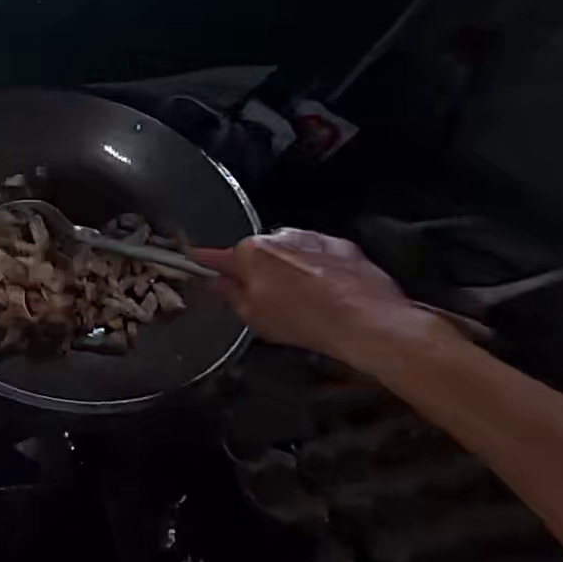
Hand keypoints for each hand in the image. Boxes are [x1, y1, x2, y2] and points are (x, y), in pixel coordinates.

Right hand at [195, 229, 440, 374]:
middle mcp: (278, 238)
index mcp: (249, 253)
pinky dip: (318, 269)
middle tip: (264, 301)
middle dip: (257, 272)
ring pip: (288, 253)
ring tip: (302, 302)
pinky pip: (319, 255)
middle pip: (256, 254)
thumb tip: (218, 283)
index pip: (215, 256)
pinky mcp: (342, 247)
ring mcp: (312, 240)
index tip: (193, 260)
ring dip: (289, 271)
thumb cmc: (307, 320)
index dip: (202, 262)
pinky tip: (325, 293)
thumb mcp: (252, 316)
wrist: (368, 323)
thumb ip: (228, 294)